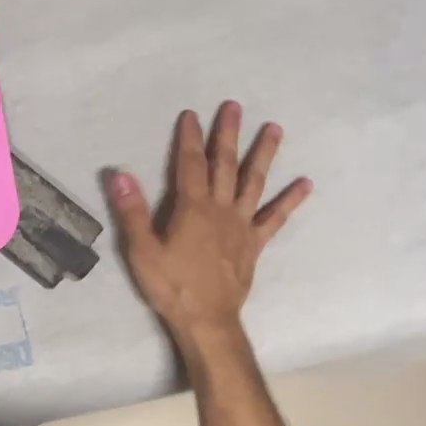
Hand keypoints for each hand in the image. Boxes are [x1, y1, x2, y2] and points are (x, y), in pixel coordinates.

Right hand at [102, 101, 310, 345]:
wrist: (206, 318)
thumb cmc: (170, 285)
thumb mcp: (141, 249)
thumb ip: (132, 211)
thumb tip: (119, 175)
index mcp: (192, 209)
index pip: (190, 165)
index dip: (189, 139)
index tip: (191, 114)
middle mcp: (220, 210)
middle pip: (225, 165)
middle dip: (228, 135)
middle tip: (234, 106)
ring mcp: (241, 226)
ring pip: (254, 183)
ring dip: (264, 154)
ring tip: (275, 128)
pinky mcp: (253, 244)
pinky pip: (274, 218)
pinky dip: (290, 200)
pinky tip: (305, 184)